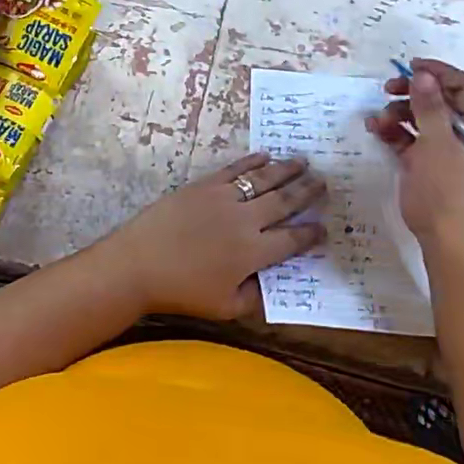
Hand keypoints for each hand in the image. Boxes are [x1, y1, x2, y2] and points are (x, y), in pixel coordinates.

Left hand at [99, 153, 326, 318]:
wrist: (139, 264)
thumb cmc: (182, 291)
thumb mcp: (225, 307)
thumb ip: (255, 296)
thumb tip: (275, 283)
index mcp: (253, 253)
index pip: (292, 240)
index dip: (311, 233)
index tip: (325, 226)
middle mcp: (245, 221)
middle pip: (284, 202)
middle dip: (306, 192)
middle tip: (324, 182)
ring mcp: (224, 198)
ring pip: (263, 180)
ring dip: (286, 170)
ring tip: (303, 162)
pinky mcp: (204, 185)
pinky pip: (234, 169)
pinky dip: (252, 162)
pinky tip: (265, 156)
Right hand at [366, 59, 463, 250]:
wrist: (450, 245)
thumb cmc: (448, 192)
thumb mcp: (438, 145)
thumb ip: (430, 108)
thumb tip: (424, 75)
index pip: (463, 87)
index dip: (440, 72)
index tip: (411, 67)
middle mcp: (463, 137)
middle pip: (439, 102)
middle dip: (413, 92)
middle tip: (388, 89)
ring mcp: (444, 154)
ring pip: (421, 121)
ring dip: (398, 113)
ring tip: (377, 120)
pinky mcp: (426, 169)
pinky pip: (409, 141)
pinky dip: (393, 132)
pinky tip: (376, 130)